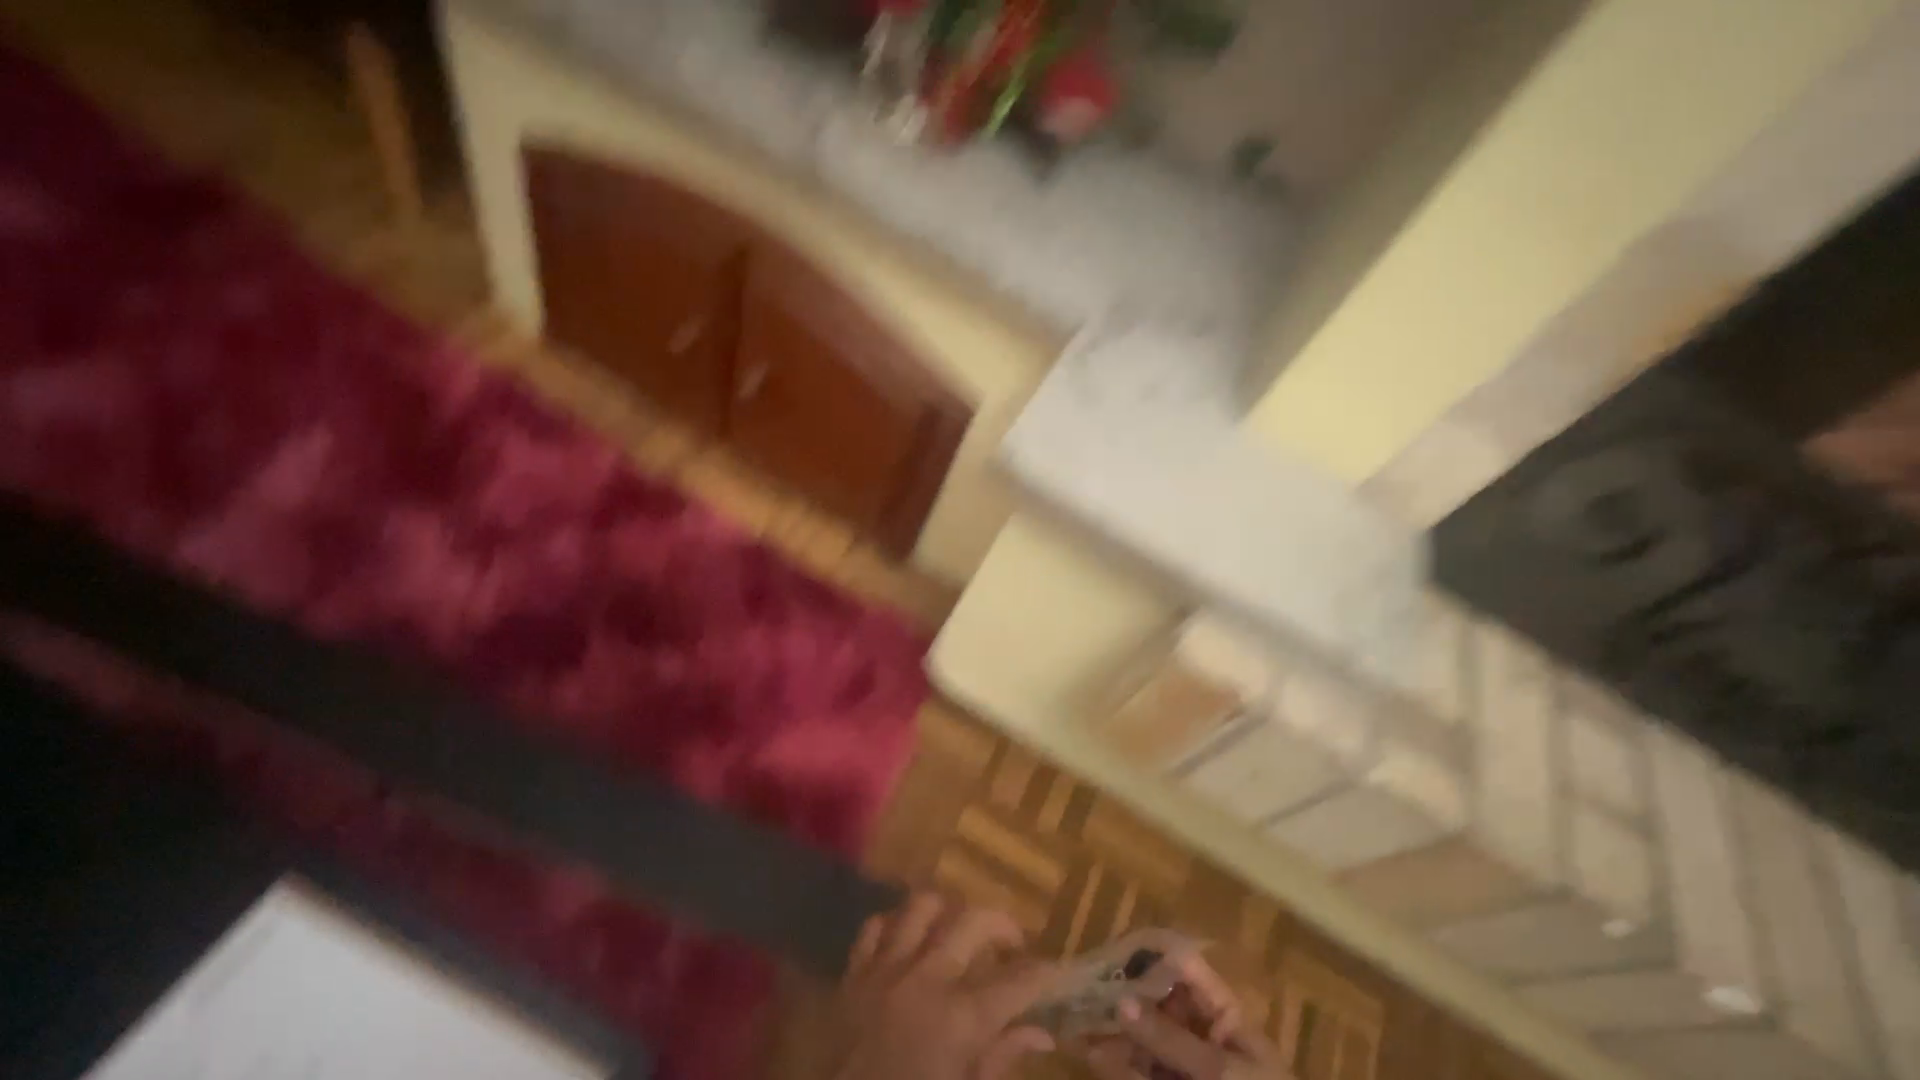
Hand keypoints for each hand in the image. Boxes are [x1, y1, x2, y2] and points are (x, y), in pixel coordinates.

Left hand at [831, 894, 1060, 1079]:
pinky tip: (907, 942)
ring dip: (947, 912)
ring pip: (922, 907)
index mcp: (962, 1018)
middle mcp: (927, 979)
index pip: (1019, 980)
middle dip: (1003, 925)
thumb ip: (1001, 1059)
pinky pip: (875, 926)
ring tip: (958, 930)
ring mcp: (886, 970)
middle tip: (1011, 945)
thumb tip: (1041, 1034)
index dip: (1045, 972)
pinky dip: (895, 925)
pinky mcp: (852, 973)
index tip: (1056, 972)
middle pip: (974, 921)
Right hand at [1081, 955, 1288, 1079]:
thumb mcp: (1220, 1072)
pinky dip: (1119, 1067)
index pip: (1187, 973)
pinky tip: (1095, 1058)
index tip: (1112, 949)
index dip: (1153, 957)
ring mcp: (1185, 1071)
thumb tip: (1121, 1000)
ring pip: (1144, 1042)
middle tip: (1085, 989)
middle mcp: (1201, 1037)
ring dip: (1116, 1034)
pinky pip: (1142, 1074)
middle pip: (1158, 1006)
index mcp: (1225, 1019)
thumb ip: (1170, 1039)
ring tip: (1082, 1023)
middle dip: (1125, 998)